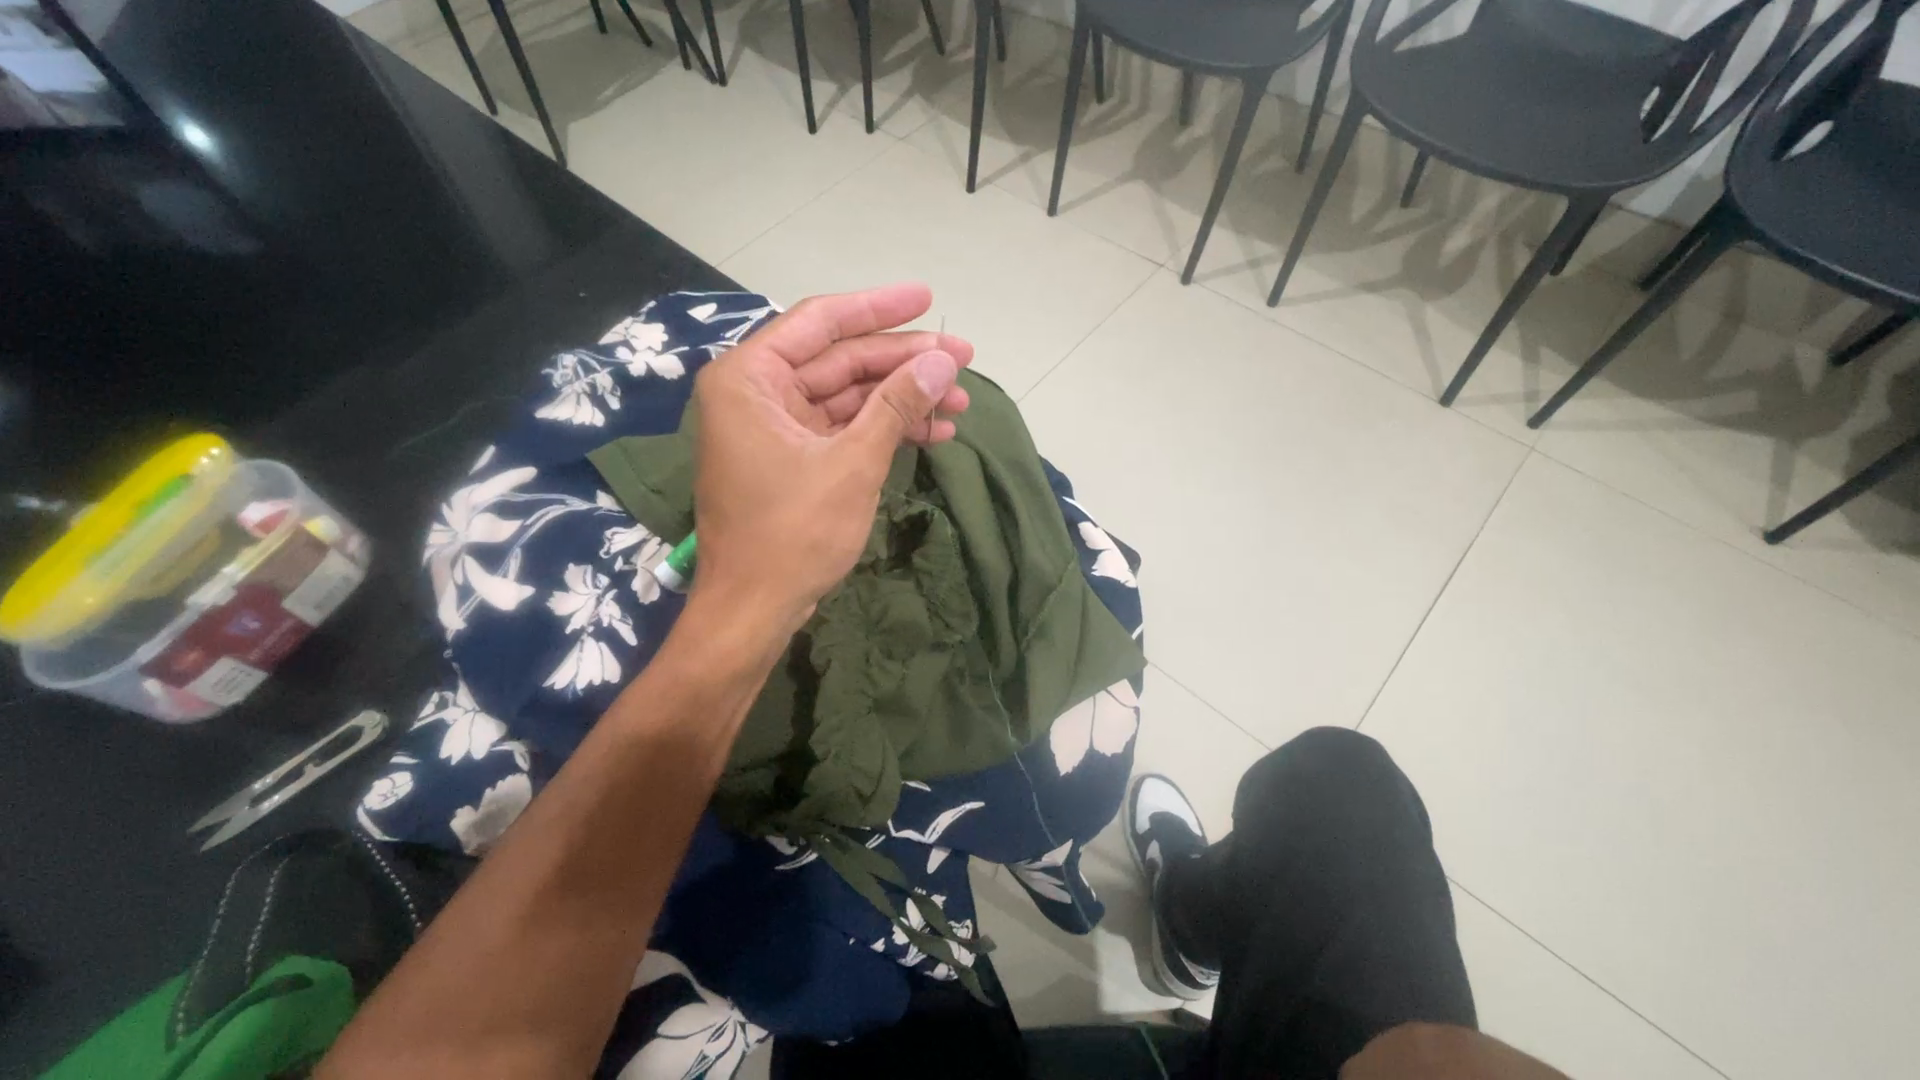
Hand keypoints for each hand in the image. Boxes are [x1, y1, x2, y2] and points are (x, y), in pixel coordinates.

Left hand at [689, 283, 971, 636]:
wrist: (754, 609)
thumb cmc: (793, 533)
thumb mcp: (853, 463)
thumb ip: (897, 405)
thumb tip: (944, 363)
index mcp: (750, 378)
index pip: (821, 323)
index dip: (879, 309)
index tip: (929, 298)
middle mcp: (756, 392)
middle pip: (840, 360)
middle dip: (904, 363)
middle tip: (965, 361)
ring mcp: (773, 427)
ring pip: (847, 397)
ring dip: (902, 401)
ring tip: (960, 407)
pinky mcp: (790, 458)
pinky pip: (842, 429)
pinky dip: (883, 431)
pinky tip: (933, 435)